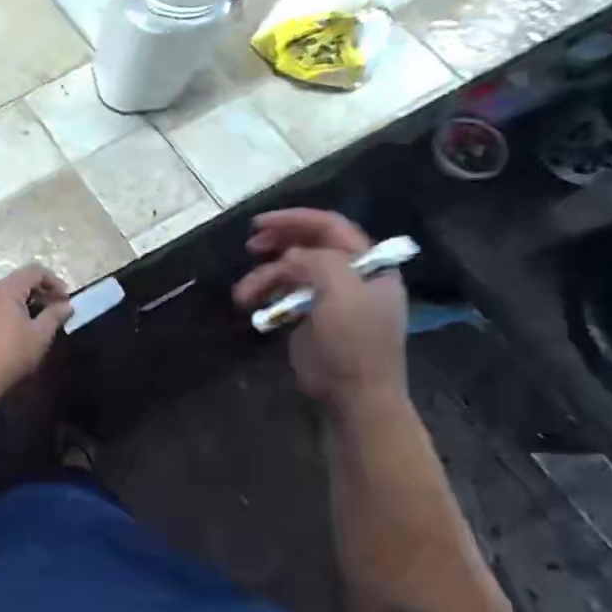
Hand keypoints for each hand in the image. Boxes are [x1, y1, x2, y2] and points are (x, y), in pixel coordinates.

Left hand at [0, 265, 72, 407]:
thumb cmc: (10, 356)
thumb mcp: (40, 336)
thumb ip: (55, 315)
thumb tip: (66, 305)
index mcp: (4, 290)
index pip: (33, 270)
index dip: (54, 281)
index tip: (65, 300)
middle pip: (17, 281)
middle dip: (39, 292)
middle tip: (55, 310)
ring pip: (3, 294)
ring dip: (23, 302)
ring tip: (37, 321)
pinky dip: (7, 310)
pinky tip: (15, 329)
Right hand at [231, 209, 406, 412]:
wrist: (354, 392)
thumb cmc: (354, 341)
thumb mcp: (341, 293)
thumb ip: (317, 262)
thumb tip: (289, 256)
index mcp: (368, 265)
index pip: (331, 228)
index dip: (295, 220)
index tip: (258, 224)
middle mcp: (351, 275)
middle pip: (309, 245)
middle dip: (277, 244)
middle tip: (250, 247)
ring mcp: (330, 296)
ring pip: (291, 271)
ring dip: (263, 277)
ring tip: (243, 295)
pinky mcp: (310, 316)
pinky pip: (285, 293)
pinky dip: (266, 294)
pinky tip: (253, 304)